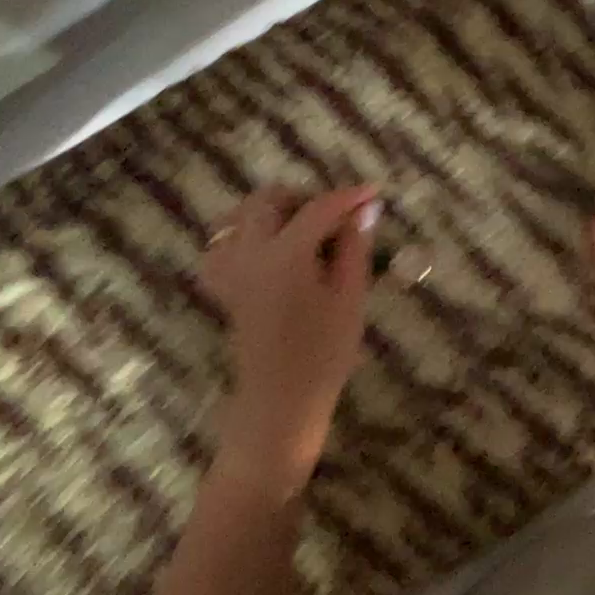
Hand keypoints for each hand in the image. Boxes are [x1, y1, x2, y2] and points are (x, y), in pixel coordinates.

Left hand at [201, 186, 380, 483]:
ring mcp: (230, 269)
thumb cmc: (324, 353)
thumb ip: (355, 247)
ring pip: (240, 216)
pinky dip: (242, 236)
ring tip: (302, 228)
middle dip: (305, 199)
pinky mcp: (223, 286)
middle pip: (269, 201)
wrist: (281, 402)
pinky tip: (266, 248)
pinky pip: (221, 245)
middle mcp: (250, 254)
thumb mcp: (350, 298)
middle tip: (337, 217)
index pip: (319, 209)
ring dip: (272, 211)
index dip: (348, 197)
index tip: (372, 192)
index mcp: (285, 255)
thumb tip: (365, 209)